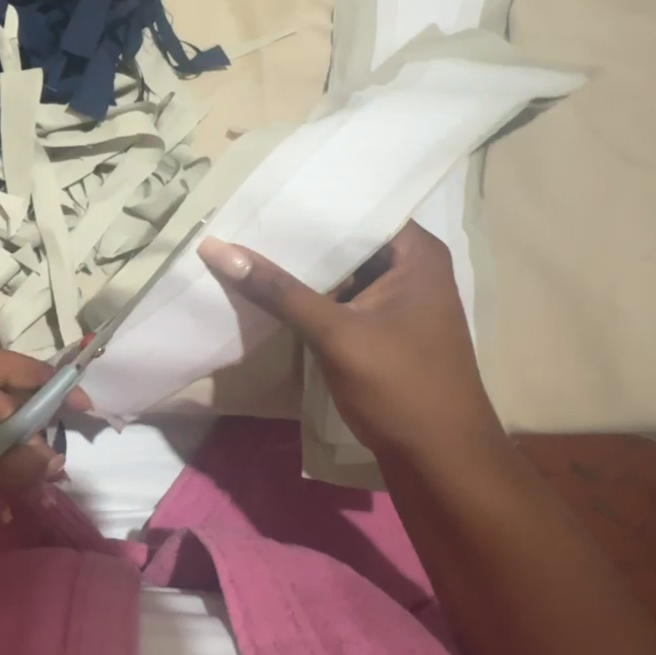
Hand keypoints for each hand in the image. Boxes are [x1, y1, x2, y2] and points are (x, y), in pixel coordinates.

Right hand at [197, 222, 505, 465]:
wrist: (438, 461)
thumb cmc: (402, 387)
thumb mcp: (336, 333)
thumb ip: (277, 290)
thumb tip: (216, 247)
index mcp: (416, 256)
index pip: (358, 208)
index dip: (309, 200)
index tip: (259, 193)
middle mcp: (408, 269)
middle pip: (342, 240)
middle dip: (292, 235)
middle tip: (237, 217)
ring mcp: (392, 301)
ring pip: (334, 271)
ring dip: (293, 267)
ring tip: (238, 244)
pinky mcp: (375, 329)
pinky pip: (332, 299)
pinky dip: (300, 296)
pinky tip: (258, 289)